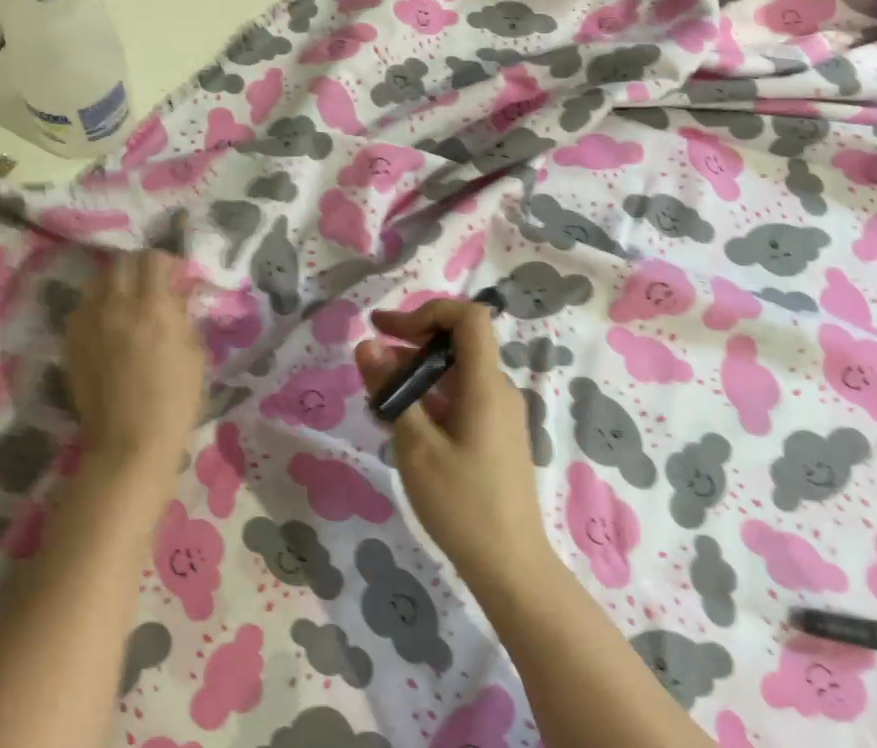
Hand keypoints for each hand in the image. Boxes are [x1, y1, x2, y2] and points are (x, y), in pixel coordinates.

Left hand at [62, 250, 206, 481]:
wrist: (129, 441)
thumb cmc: (174, 402)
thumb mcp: (195, 355)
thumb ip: (184, 317)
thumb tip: (178, 295)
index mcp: (152, 306)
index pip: (153, 259)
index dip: (167, 263)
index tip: (176, 278)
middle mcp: (116, 305)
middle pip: (121, 263)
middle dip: (138, 268)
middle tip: (151, 286)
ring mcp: (88, 322)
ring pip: (96, 282)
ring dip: (114, 284)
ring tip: (125, 303)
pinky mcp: (71, 341)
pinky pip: (81, 309)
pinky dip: (96, 309)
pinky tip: (107, 328)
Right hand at [354, 300, 555, 584]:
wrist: (509, 564)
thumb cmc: (461, 503)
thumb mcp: (415, 445)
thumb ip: (391, 391)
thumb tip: (368, 345)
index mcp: (485, 385)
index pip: (468, 317)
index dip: (426, 312)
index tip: (386, 331)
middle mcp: (497, 390)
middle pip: (457, 343)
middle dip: (410, 343)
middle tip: (369, 361)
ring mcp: (498, 414)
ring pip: (454, 373)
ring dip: (414, 373)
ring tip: (376, 399)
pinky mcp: (494, 435)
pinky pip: (459, 397)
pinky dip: (428, 397)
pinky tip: (400, 422)